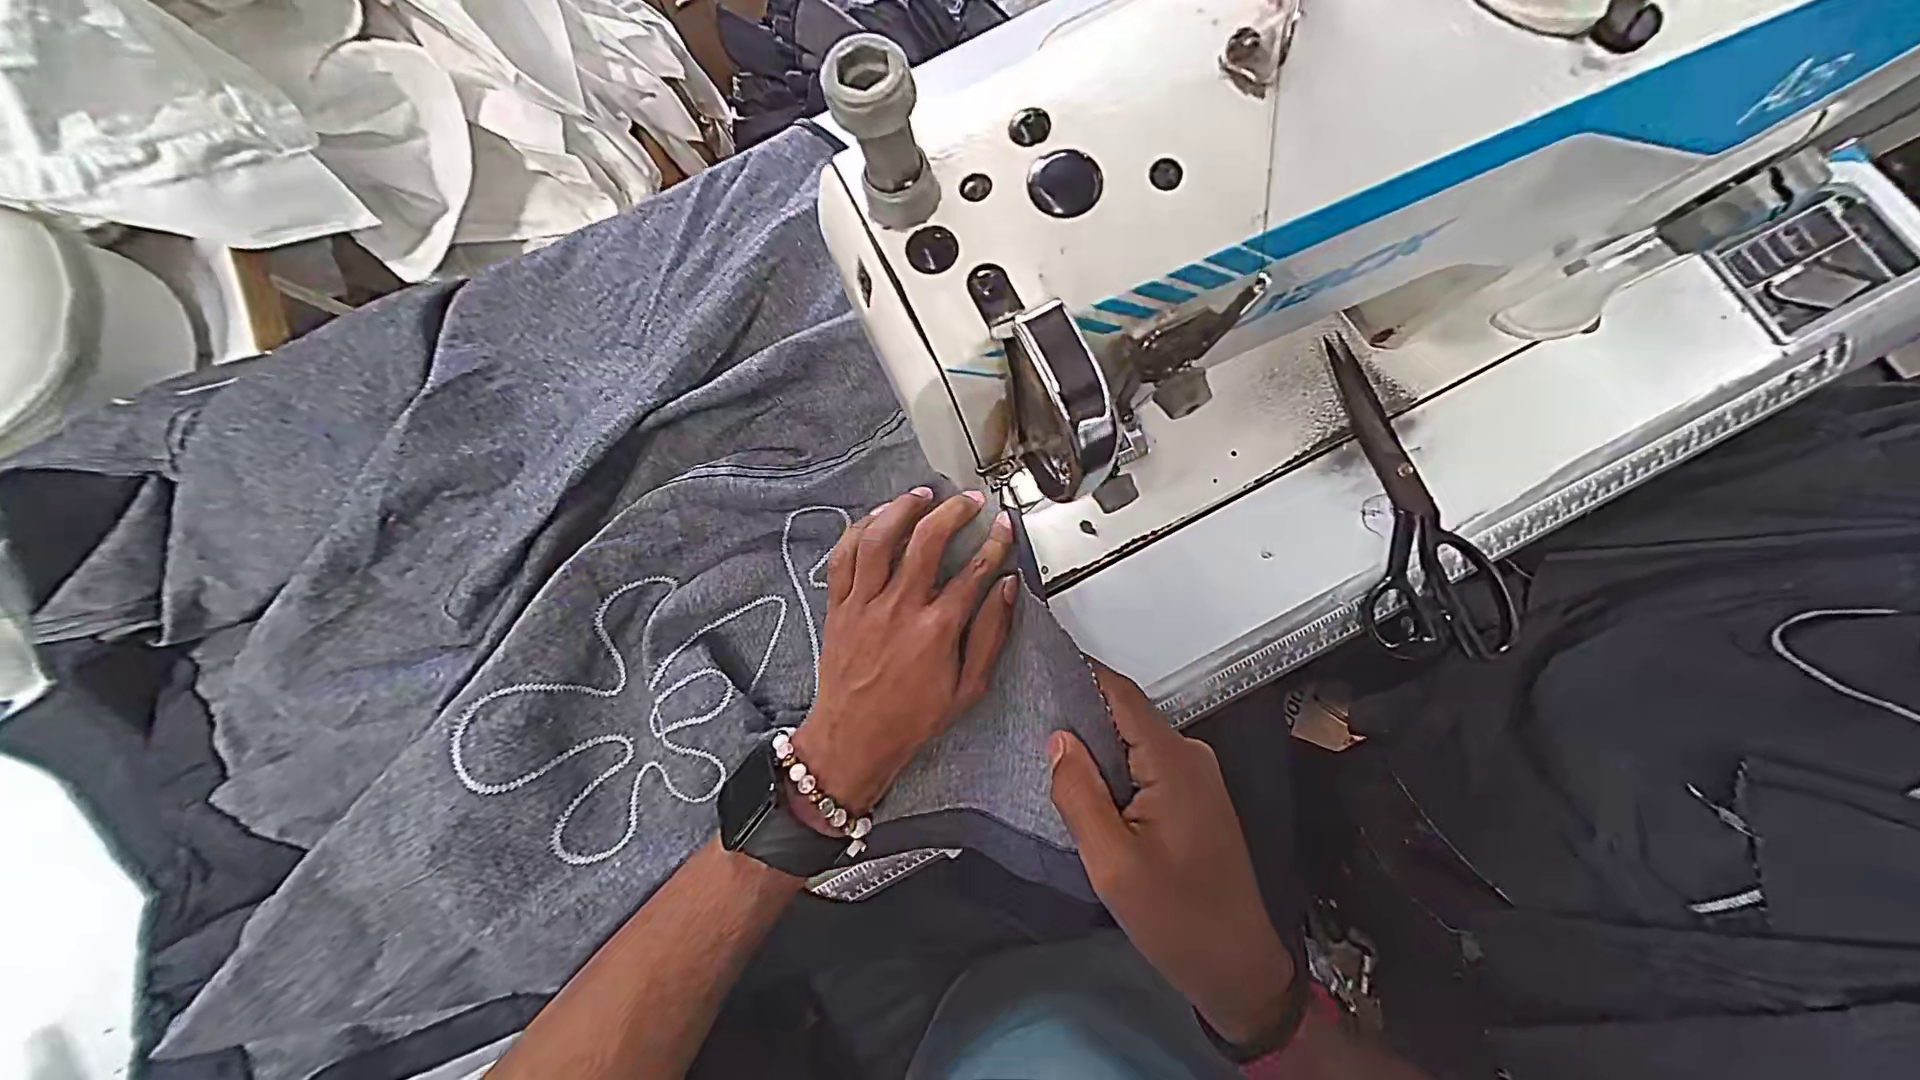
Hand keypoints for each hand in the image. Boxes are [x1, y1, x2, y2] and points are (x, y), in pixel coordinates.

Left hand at [791, 486, 1017, 812]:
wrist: (853, 738)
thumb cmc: (910, 718)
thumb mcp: (968, 688)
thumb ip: (991, 635)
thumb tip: (1007, 591)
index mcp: (935, 631)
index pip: (974, 571)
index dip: (995, 542)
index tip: (1004, 526)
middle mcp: (898, 610)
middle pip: (927, 541)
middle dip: (954, 512)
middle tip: (968, 502)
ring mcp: (864, 605)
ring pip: (880, 539)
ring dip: (903, 509)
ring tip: (922, 495)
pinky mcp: (839, 607)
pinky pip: (843, 557)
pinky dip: (859, 530)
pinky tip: (877, 518)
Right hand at [1048, 663, 1295, 1044]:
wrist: (1239, 969)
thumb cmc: (1179, 919)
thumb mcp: (1112, 863)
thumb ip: (1079, 794)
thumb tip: (1059, 740)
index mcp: (1175, 763)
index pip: (1123, 696)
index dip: (1085, 673)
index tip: (1046, 662)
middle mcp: (1192, 757)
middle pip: (1128, 715)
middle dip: (1083, 712)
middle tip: (1037, 718)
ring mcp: (1198, 775)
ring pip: (1136, 740)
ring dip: (1099, 743)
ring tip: (1056, 754)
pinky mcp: (1196, 795)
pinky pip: (1147, 761)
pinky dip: (1116, 764)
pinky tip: (1092, 786)